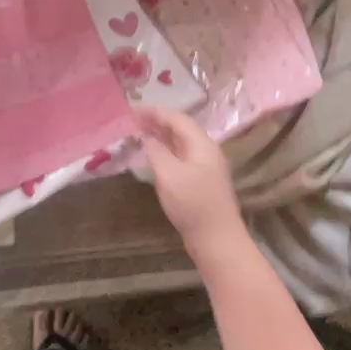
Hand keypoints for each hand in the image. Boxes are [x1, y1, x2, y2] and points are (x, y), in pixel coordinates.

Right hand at [137, 107, 247, 261]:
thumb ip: (156, 151)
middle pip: (181, 128)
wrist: (217, 239)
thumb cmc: (192, 204)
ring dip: (162, 136)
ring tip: (140, 134)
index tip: (133, 110)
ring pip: (181, 143)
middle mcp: (206, 150)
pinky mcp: (201, 181)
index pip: (178, 119)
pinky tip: (155, 156)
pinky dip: (166, 151)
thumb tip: (146, 136)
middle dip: (158, 122)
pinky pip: (182, 156)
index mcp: (202, 144)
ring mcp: (206, 167)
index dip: (156, 112)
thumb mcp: (169, 174)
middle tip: (134, 121)